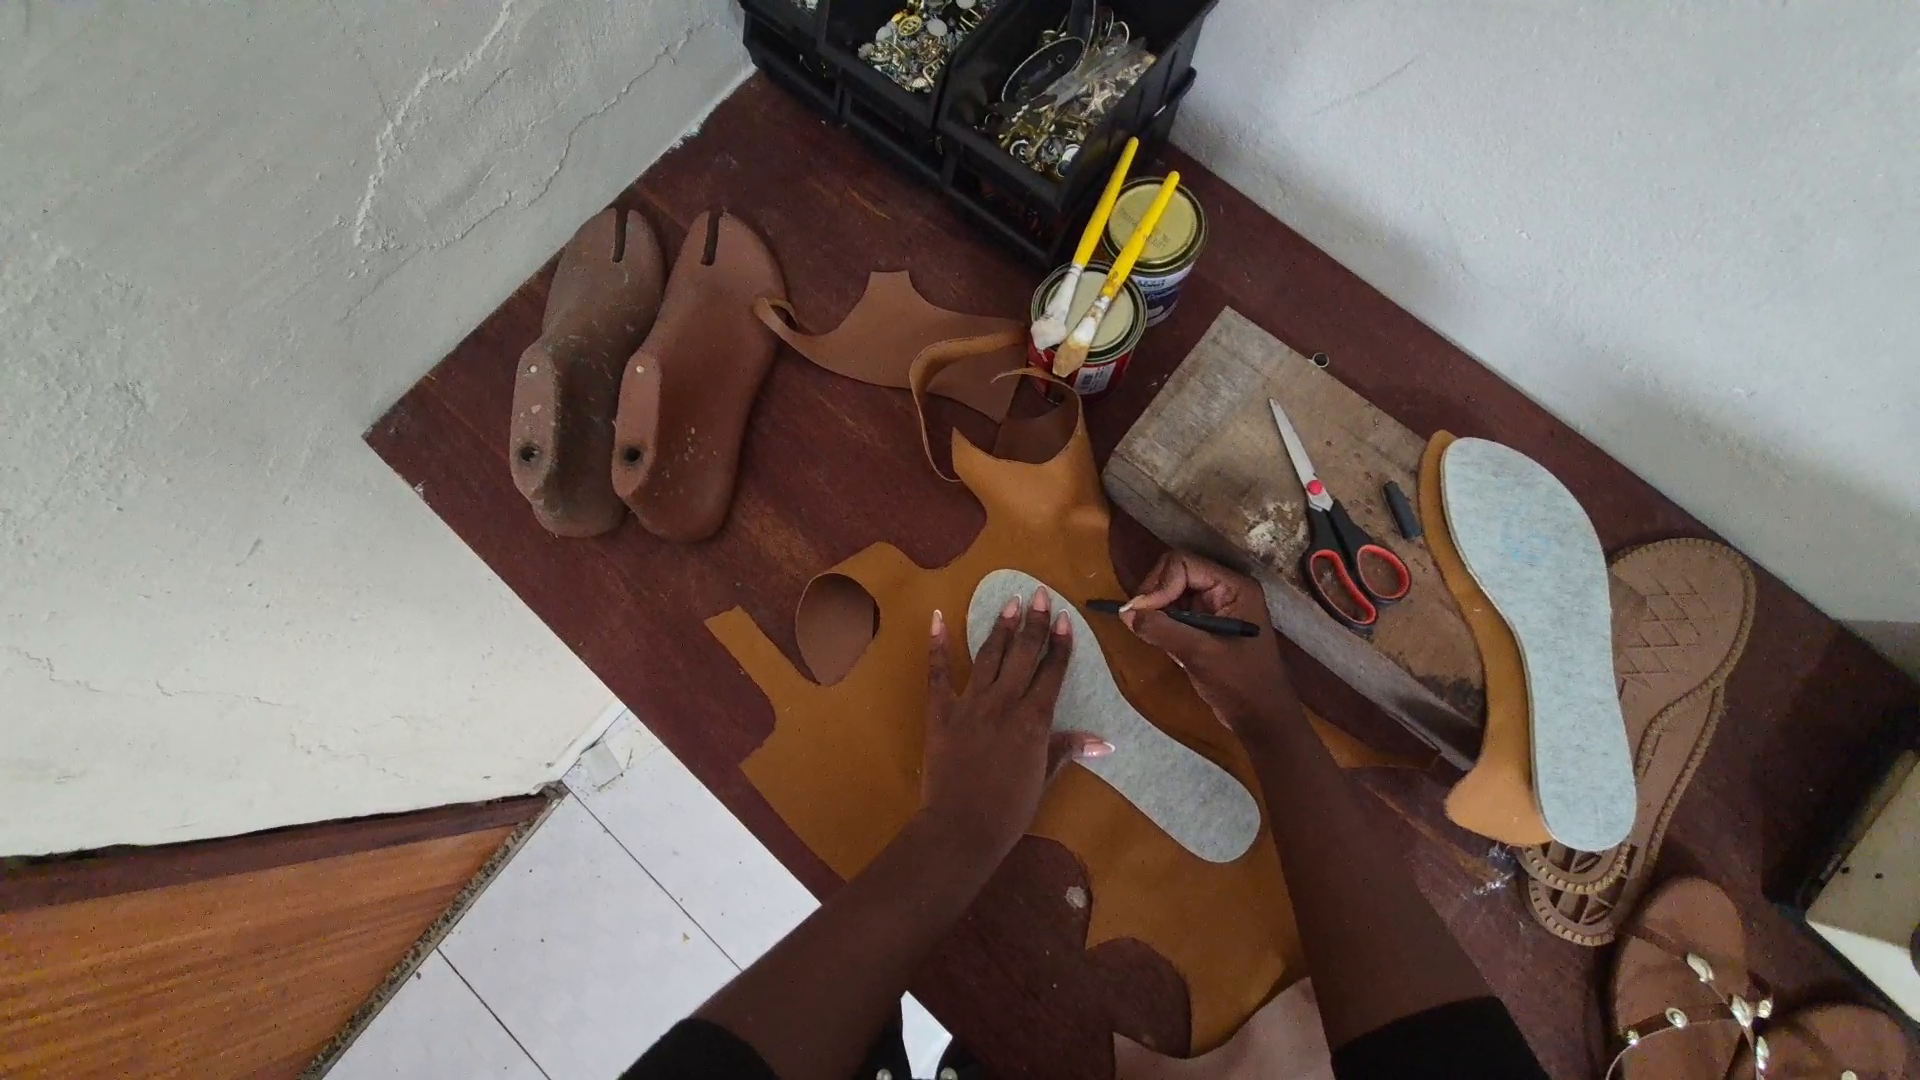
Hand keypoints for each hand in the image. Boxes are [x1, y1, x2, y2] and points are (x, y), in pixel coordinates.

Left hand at [921, 590, 1110, 860]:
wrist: (961, 827)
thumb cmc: (1008, 810)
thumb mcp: (1043, 779)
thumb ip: (1067, 750)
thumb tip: (1103, 741)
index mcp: (1034, 721)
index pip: (1052, 673)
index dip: (1060, 644)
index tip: (1064, 618)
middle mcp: (1005, 703)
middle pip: (1024, 655)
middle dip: (1034, 623)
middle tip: (1040, 594)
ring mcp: (971, 704)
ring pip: (989, 656)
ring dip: (1001, 627)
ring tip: (1010, 602)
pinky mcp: (941, 711)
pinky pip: (938, 672)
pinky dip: (937, 644)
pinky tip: (938, 617)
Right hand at [1119, 551, 1297, 737]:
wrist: (1261, 718)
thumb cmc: (1240, 683)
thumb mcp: (1199, 654)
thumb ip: (1162, 629)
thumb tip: (1126, 613)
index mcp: (1233, 587)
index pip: (1182, 564)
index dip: (1158, 585)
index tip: (1143, 614)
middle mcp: (1224, 588)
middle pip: (1174, 572)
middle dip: (1154, 596)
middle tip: (1141, 623)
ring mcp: (1215, 605)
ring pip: (1170, 591)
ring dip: (1157, 611)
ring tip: (1155, 637)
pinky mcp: (1206, 622)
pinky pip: (1174, 610)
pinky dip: (1163, 624)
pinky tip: (1167, 645)